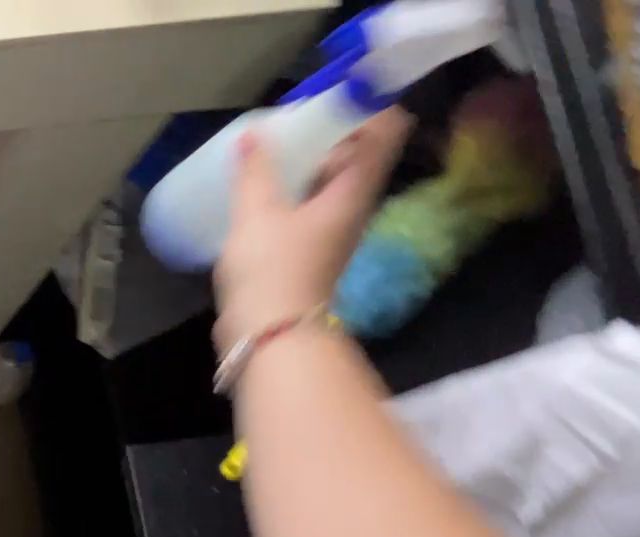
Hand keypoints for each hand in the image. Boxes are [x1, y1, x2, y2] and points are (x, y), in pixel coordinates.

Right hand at [213, 107, 413, 354]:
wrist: (269, 335)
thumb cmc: (271, 269)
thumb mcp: (256, 214)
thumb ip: (255, 172)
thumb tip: (253, 134)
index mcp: (355, 188)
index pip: (385, 128)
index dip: (365, 106)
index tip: (328, 99)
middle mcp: (353, 207)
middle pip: (355, 155)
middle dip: (326, 135)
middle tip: (287, 126)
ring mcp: (332, 233)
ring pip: (329, 184)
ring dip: (304, 168)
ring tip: (267, 159)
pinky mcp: (309, 254)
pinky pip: (308, 211)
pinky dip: (290, 197)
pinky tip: (260, 199)